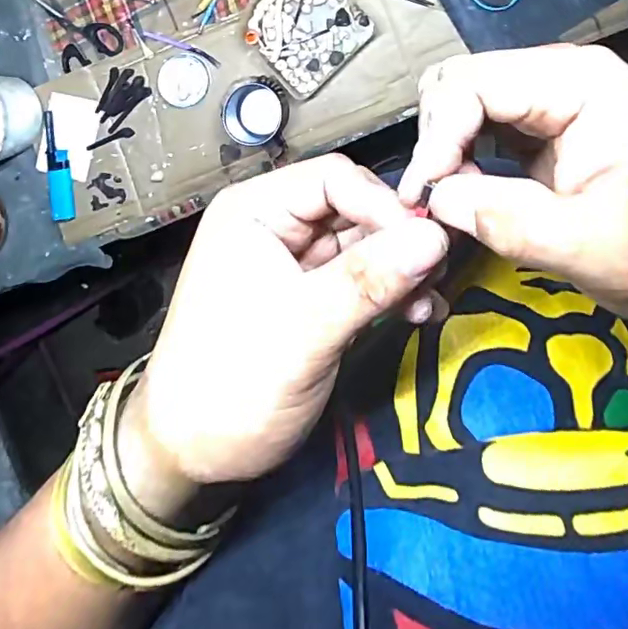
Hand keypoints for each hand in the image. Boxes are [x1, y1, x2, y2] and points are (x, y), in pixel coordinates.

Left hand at [128, 155, 448, 500]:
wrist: (193, 449)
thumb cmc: (230, 383)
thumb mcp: (304, 327)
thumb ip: (369, 279)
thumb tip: (435, 237)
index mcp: (255, 210)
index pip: (334, 179)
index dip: (383, 206)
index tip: (425, 246)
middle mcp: (274, 224)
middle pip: (354, 206)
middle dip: (397, 239)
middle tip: (434, 276)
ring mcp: (293, 260)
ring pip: (363, 241)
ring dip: (400, 267)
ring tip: (425, 302)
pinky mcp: (309, 294)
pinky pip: (360, 276)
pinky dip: (390, 290)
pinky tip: (417, 313)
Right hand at [397, 45, 627, 326]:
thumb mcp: (597, 248)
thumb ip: (507, 221)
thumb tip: (432, 200)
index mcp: (575, 82)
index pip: (467, 85)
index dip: (435, 138)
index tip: (421, 200)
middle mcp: (557, 76)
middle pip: (455, 84)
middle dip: (434, 139)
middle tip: (434, 201)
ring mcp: (551, 99)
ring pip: (460, 104)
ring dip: (443, 150)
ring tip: (450, 202)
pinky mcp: (545, 127)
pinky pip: (479, 128)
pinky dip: (459, 159)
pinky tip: (467, 195)